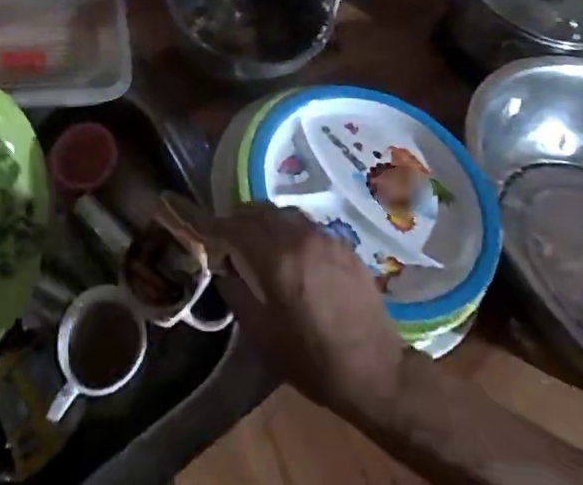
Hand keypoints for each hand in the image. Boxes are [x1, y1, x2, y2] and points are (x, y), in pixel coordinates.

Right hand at [199, 201, 411, 415]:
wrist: (377, 372)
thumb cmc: (313, 359)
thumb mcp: (262, 334)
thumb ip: (236, 293)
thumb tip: (223, 269)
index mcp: (276, 259)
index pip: (236, 226)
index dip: (217, 226)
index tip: (206, 231)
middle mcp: (300, 239)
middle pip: (261, 211)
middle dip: (240, 217)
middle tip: (229, 231)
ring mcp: (326, 239)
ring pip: (287, 214)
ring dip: (267, 220)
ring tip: (259, 237)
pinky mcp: (346, 247)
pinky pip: (309, 227)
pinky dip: (292, 229)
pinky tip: (292, 250)